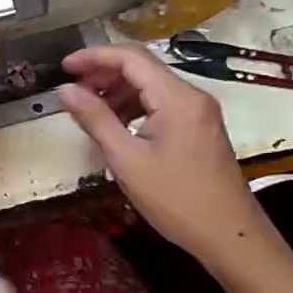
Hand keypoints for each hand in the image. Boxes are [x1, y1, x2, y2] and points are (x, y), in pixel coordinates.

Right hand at [58, 45, 272, 265]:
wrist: (228, 235)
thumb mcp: (126, 160)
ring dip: (117, 92)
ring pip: (151, 87)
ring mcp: (199, 112)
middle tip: (72, 90)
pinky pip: (161, 104)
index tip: (64, 66)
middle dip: (104, 74)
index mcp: (177, 99)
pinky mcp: (199, 127)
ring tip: (88, 111)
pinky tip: (114, 126)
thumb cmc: (175, 200)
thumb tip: (66, 91)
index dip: (94, 56)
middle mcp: (192, 96)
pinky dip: (134, 107)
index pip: (132, 58)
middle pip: (142, 68)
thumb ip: (95, 119)